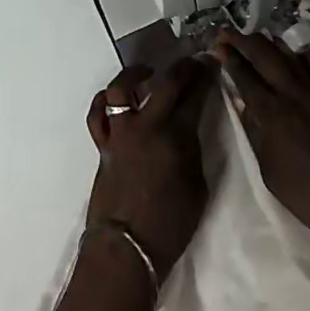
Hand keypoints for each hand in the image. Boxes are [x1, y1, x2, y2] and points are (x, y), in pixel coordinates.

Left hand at [84, 58, 214, 272]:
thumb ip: (192, 150)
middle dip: (182, 68)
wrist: (127, 248)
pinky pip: (97, 115)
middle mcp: (146, 126)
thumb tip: (187, 132)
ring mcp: (120, 134)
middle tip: (192, 64)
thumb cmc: (171, 223)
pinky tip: (113, 97)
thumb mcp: (198, 185)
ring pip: (121, 90)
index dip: (206, 75)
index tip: (212, 62)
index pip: (195, 95)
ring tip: (147, 72)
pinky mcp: (102, 146)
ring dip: (135, 75)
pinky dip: (104, 101)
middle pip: (165, 83)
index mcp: (176, 136)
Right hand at [213, 30, 309, 253]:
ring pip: (290, 57)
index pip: (245, 77)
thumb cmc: (309, 196)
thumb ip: (257, 134)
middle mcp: (293, 96)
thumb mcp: (271, 171)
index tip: (217, 44)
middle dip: (243, 41)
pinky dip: (303, 55)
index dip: (229, 58)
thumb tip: (245, 105)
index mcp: (271, 116)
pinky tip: (295, 48)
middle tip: (228, 31)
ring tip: (255, 33)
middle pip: (265, 57)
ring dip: (270, 42)